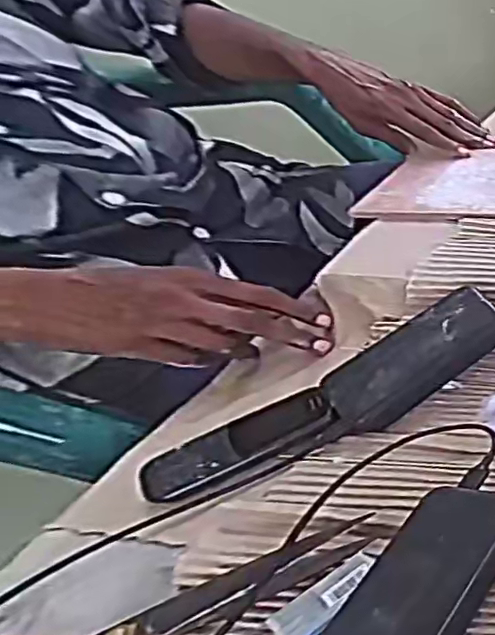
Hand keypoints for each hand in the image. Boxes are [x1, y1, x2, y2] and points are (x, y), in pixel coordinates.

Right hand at [0, 266, 331, 364]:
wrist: (36, 298)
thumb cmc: (97, 284)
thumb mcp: (161, 275)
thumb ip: (204, 290)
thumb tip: (242, 302)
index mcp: (190, 280)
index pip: (259, 295)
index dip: (294, 308)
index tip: (318, 317)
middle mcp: (184, 302)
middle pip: (254, 320)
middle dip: (292, 333)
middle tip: (317, 342)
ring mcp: (165, 327)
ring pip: (227, 342)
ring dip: (251, 349)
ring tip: (268, 353)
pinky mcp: (144, 348)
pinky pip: (190, 358)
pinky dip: (208, 359)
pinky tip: (219, 360)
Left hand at [289, 47, 494, 156]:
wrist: (325, 67)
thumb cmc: (339, 95)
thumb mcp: (358, 123)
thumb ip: (389, 137)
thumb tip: (412, 150)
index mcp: (392, 110)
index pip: (428, 132)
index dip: (448, 144)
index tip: (465, 154)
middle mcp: (407, 100)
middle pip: (445, 121)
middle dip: (470, 136)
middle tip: (489, 146)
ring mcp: (413, 91)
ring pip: (449, 111)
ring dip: (471, 124)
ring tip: (488, 136)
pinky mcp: (414, 86)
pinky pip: (442, 99)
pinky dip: (460, 109)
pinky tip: (471, 117)